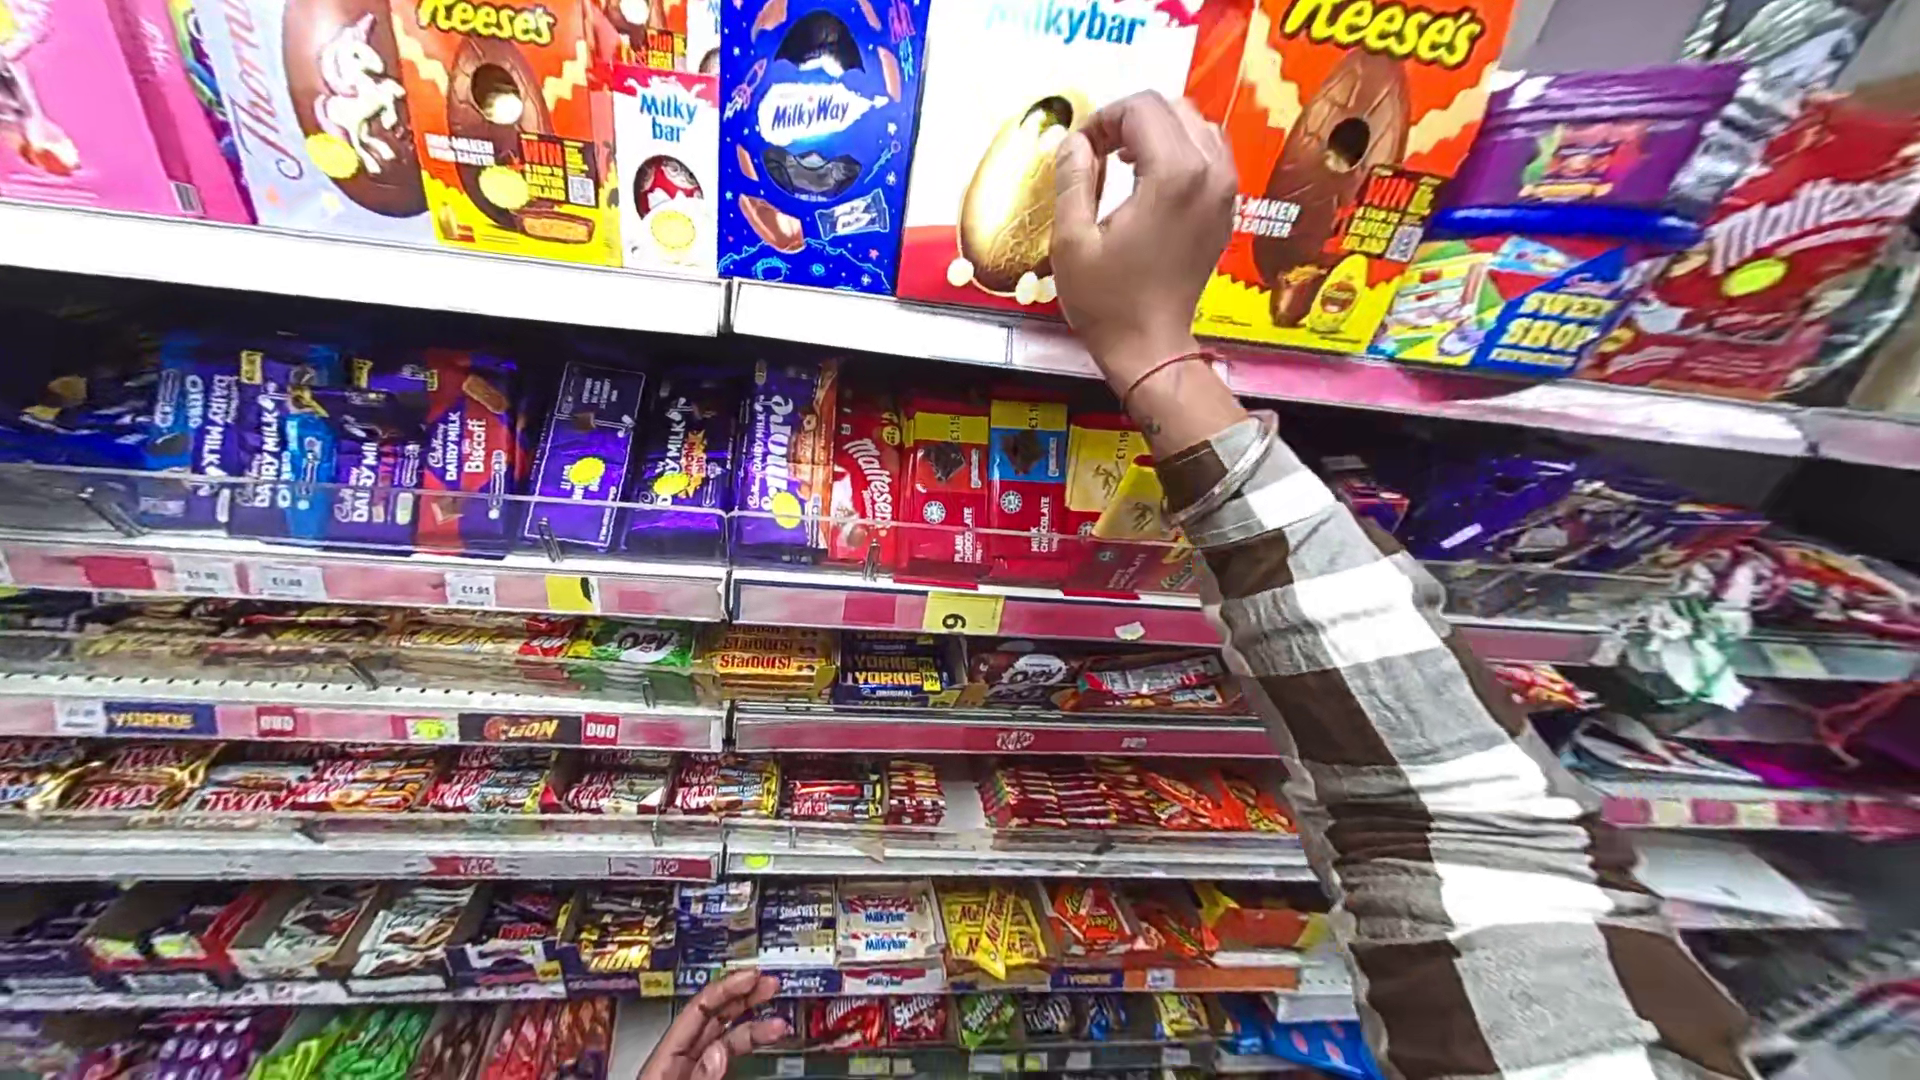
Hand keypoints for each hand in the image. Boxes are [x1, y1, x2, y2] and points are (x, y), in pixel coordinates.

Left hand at [638, 969, 787, 1079]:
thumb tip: (719, 1051)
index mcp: (661, 1066)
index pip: (697, 1012)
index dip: (727, 988)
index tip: (753, 976)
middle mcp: (676, 1068)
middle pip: (712, 1021)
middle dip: (744, 998)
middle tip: (771, 985)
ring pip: (725, 1041)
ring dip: (753, 1027)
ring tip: (778, 1022)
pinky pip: (727, 1063)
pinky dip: (748, 1051)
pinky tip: (763, 1048)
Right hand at [1051, 91, 1237, 390]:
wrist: (1148, 348)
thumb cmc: (1108, 305)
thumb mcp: (1071, 243)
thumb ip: (1071, 180)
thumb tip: (1075, 143)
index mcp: (1174, 176)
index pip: (1140, 108)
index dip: (1102, 120)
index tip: (1080, 150)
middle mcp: (1210, 174)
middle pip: (1172, 109)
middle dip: (1129, 123)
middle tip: (1098, 155)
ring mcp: (1224, 193)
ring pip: (1195, 128)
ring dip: (1156, 136)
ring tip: (1123, 167)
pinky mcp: (1225, 212)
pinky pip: (1208, 158)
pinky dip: (1178, 156)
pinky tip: (1150, 185)